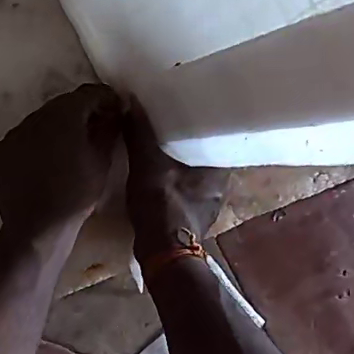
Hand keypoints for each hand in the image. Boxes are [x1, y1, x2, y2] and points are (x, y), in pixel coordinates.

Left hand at [0, 84, 122, 238]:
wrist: (38, 229)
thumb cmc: (77, 194)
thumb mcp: (102, 160)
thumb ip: (109, 129)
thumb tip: (115, 112)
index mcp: (63, 113)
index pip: (90, 92)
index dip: (107, 99)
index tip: (118, 111)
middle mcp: (34, 116)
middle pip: (62, 106)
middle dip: (81, 113)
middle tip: (97, 129)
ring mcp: (11, 135)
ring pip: (39, 123)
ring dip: (56, 130)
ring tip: (70, 150)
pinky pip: (21, 142)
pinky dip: (34, 148)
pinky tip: (44, 165)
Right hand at [123, 102, 229, 257]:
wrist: (161, 251)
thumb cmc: (161, 203)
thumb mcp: (146, 163)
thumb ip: (140, 133)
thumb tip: (132, 101)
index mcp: (219, 169)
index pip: (218, 140)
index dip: (204, 128)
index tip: (190, 117)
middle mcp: (222, 187)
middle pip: (207, 159)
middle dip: (191, 148)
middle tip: (173, 132)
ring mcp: (210, 207)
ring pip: (198, 179)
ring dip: (185, 170)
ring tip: (166, 154)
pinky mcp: (196, 221)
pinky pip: (189, 195)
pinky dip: (179, 187)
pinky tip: (164, 181)